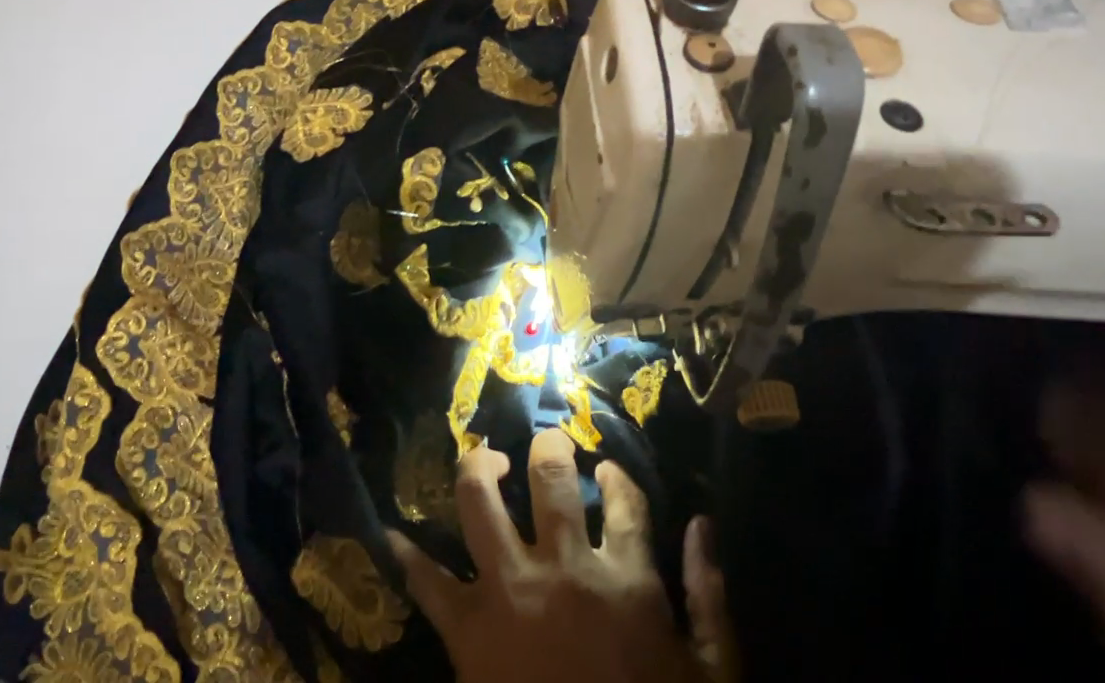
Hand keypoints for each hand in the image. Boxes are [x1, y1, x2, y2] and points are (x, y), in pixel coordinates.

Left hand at [386, 428, 722, 682]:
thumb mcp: (714, 672)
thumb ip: (710, 597)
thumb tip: (702, 526)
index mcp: (626, 581)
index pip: (624, 503)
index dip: (616, 476)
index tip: (605, 467)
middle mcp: (563, 570)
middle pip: (550, 483)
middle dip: (546, 450)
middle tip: (544, 444)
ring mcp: (509, 593)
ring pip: (481, 505)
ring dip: (478, 470)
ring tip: (483, 459)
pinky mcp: (467, 629)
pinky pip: (429, 583)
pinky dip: (407, 557)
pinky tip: (390, 533)